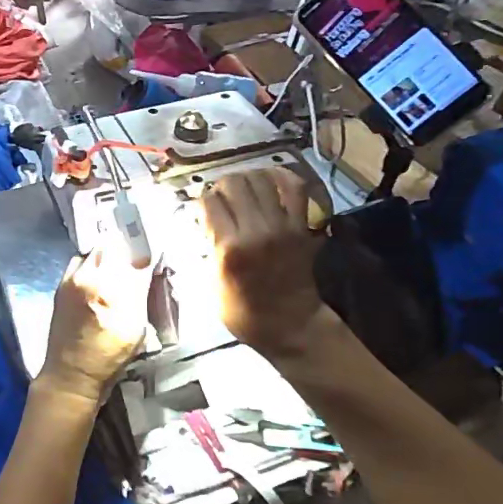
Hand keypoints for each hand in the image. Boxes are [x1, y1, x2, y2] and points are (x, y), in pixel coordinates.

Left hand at [40, 244, 153, 403]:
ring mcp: (71, 279)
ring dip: (107, 254)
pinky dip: (92, 264)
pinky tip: (98, 279)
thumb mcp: (137, 327)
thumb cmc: (109, 356)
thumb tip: (145, 265)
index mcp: (110, 288)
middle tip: (134, 260)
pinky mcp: (61, 285)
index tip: (151, 256)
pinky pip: (80, 262)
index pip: (134, 254)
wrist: (71, 375)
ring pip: (94, 251)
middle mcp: (87, 276)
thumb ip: (140, 291)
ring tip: (116, 268)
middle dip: (125, 249)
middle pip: (110, 245)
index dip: (144, 252)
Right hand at [201, 168, 326, 357]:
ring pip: (261, 179)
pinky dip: (281, 177)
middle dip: (221, 186)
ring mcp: (282, 226)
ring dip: (247, 178)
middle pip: (234, 183)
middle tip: (221, 198)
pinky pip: (294, 188)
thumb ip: (206, 247)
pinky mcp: (302, 226)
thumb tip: (201, 221)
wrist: (290, 326)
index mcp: (229, 248)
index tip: (201, 211)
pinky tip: (269, 180)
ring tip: (243, 189)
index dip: (200, 202)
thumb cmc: (243, 312)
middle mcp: (256, 231)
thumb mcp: (211, 283)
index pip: (208, 202)